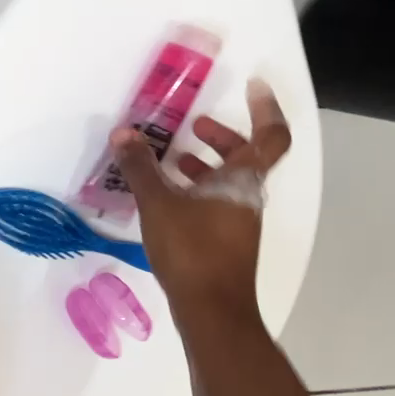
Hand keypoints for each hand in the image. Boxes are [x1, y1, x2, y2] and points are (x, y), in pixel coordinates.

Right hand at [112, 80, 292, 310]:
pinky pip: (215, 202)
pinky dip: (196, 189)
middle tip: (194, 127)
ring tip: (172, 159)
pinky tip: (166, 198)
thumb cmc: (192, 250)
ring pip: (228, 181)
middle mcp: (247, 197)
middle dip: (222, 137)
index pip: (269, 136)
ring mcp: (238, 221)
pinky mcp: (224, 242)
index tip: (252, 86)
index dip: (265, 108)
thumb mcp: (159, 204)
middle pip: (246, 157)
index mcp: (242, 180)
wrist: (212, 309)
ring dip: (205, 165)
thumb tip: (124, 133)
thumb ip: (141, 168)